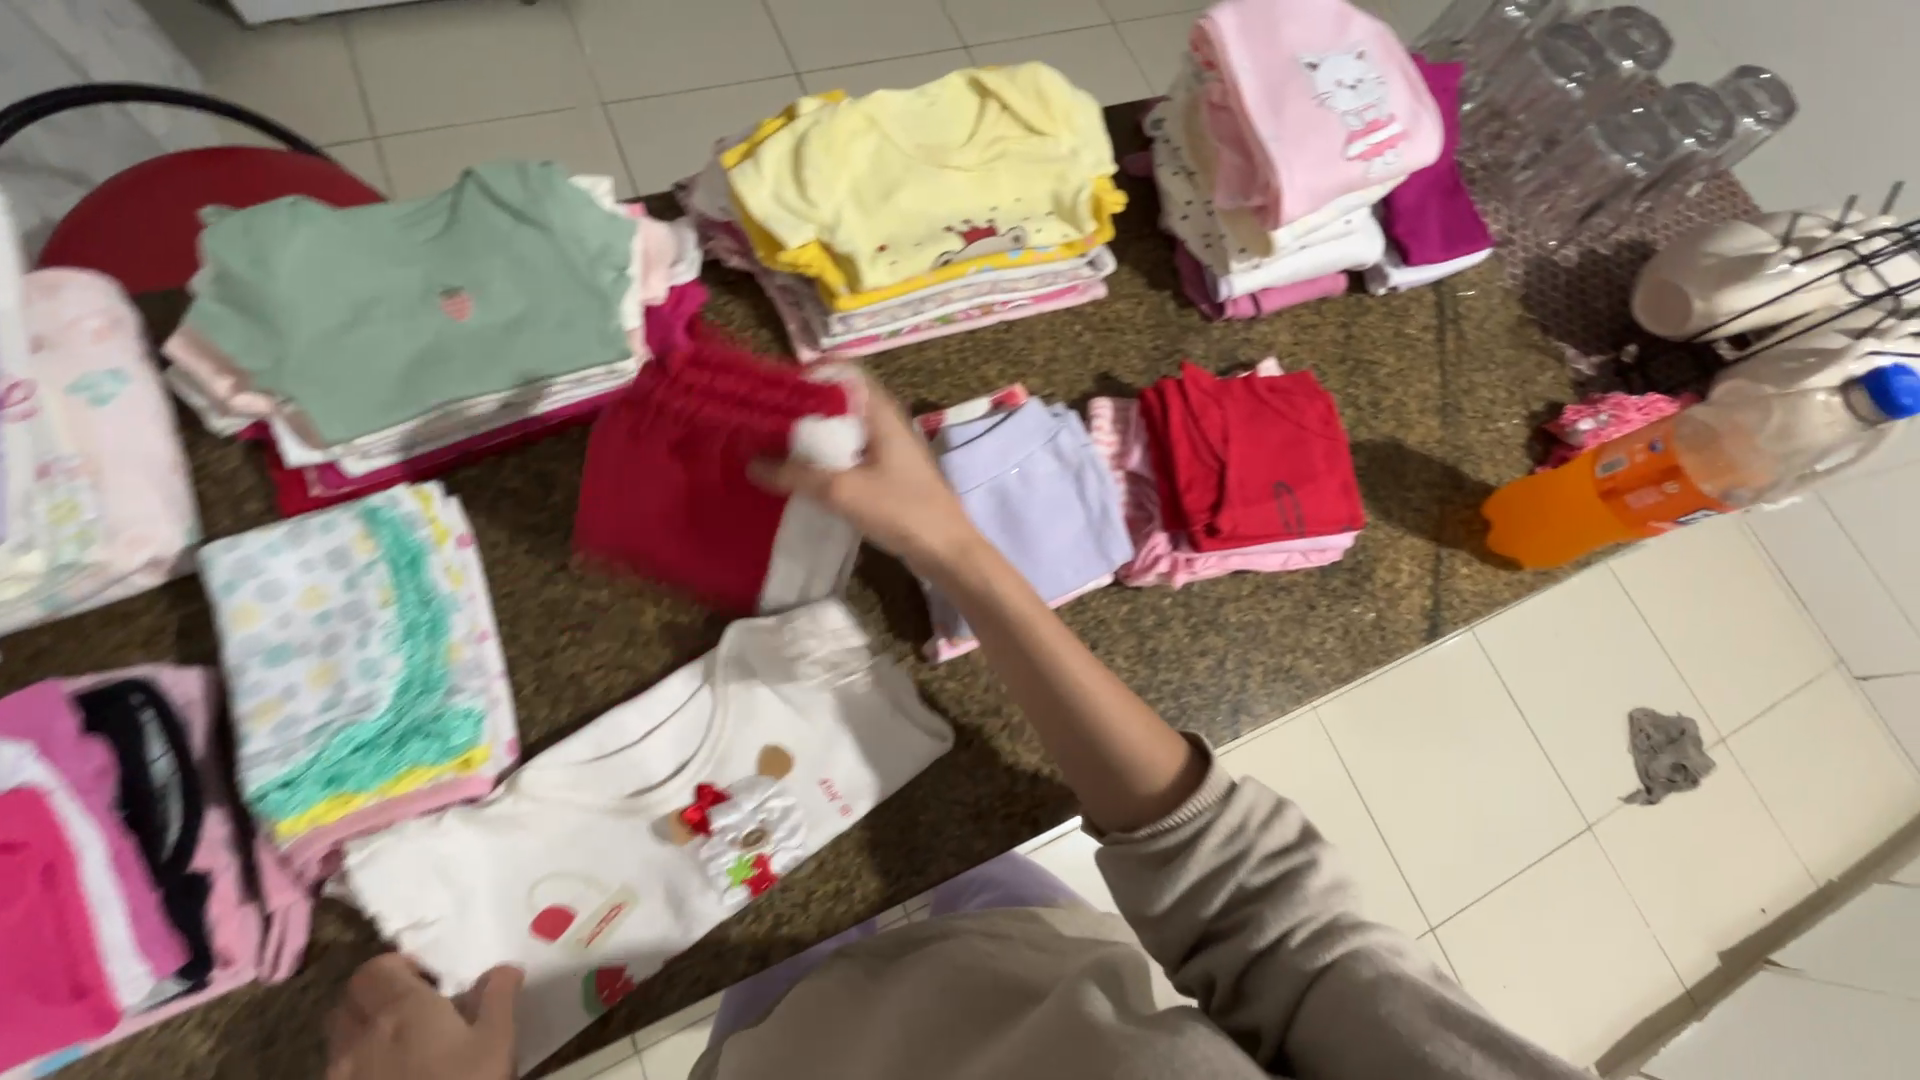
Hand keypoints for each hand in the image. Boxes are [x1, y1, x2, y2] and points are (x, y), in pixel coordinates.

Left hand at [325, 954, 521, 1079]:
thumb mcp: (498, 1040)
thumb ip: (498, 995)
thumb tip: (502, 969)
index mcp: (402, 1010)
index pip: (375, 969)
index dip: (397, 965)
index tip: (429, 978)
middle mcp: (361, 1037)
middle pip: (348, 1000)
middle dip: (376, 994)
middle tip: (413, 1005)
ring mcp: (341, 1077)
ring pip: (339, 1037)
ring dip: (363, 1029)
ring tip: (402, 1045)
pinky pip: (339, 1071)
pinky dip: (359, 1064)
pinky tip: (392, 1077)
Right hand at [749, 378, 984, 575]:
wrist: (946, 551)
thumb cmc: (901, 510)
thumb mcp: (842, 491)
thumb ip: (796, 474)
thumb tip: (752, 463)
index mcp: (880, 411)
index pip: (842, 372)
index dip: (807, 374)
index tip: (772, 389)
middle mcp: (885, 422)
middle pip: (838, 402)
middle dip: (801, 409)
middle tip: (762, 422)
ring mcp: (888, 450)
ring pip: (842, 432)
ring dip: (811, 439)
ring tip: (772, 448)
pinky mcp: (887, 475)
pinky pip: (849, 457)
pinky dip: (825, 462)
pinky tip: (801, 477)